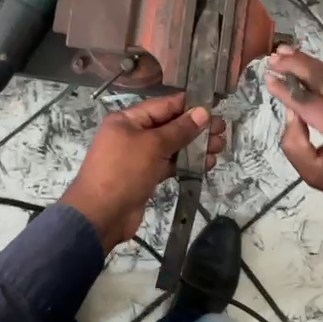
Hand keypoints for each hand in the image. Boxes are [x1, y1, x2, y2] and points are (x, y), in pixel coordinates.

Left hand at [59, 93, 226, 248]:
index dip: (188, 105)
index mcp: (127, 120)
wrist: (100, 216)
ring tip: (220, 147)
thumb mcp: (152, 146)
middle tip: (222, 130)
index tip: (213, 106)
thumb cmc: (123, 172)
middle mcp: (132, 135)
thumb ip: (179, 130)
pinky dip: (186, 163)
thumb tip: (202, 112)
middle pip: (169, 126)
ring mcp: (138, 157)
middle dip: (196, 128)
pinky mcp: (145, 177)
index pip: (162, 106)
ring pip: (171, 147)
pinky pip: (169, 164)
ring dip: (195, 147)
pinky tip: (207, 164)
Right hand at [265, 48, 322, 212]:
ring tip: (288, 54)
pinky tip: (314, 66)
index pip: (309, 102)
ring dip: (312, 63)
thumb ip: (294, 144)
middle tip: (274, 57)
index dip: (286, 89)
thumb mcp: (314, 176)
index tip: (268, 78)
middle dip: (296, 65)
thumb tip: (291, 109)